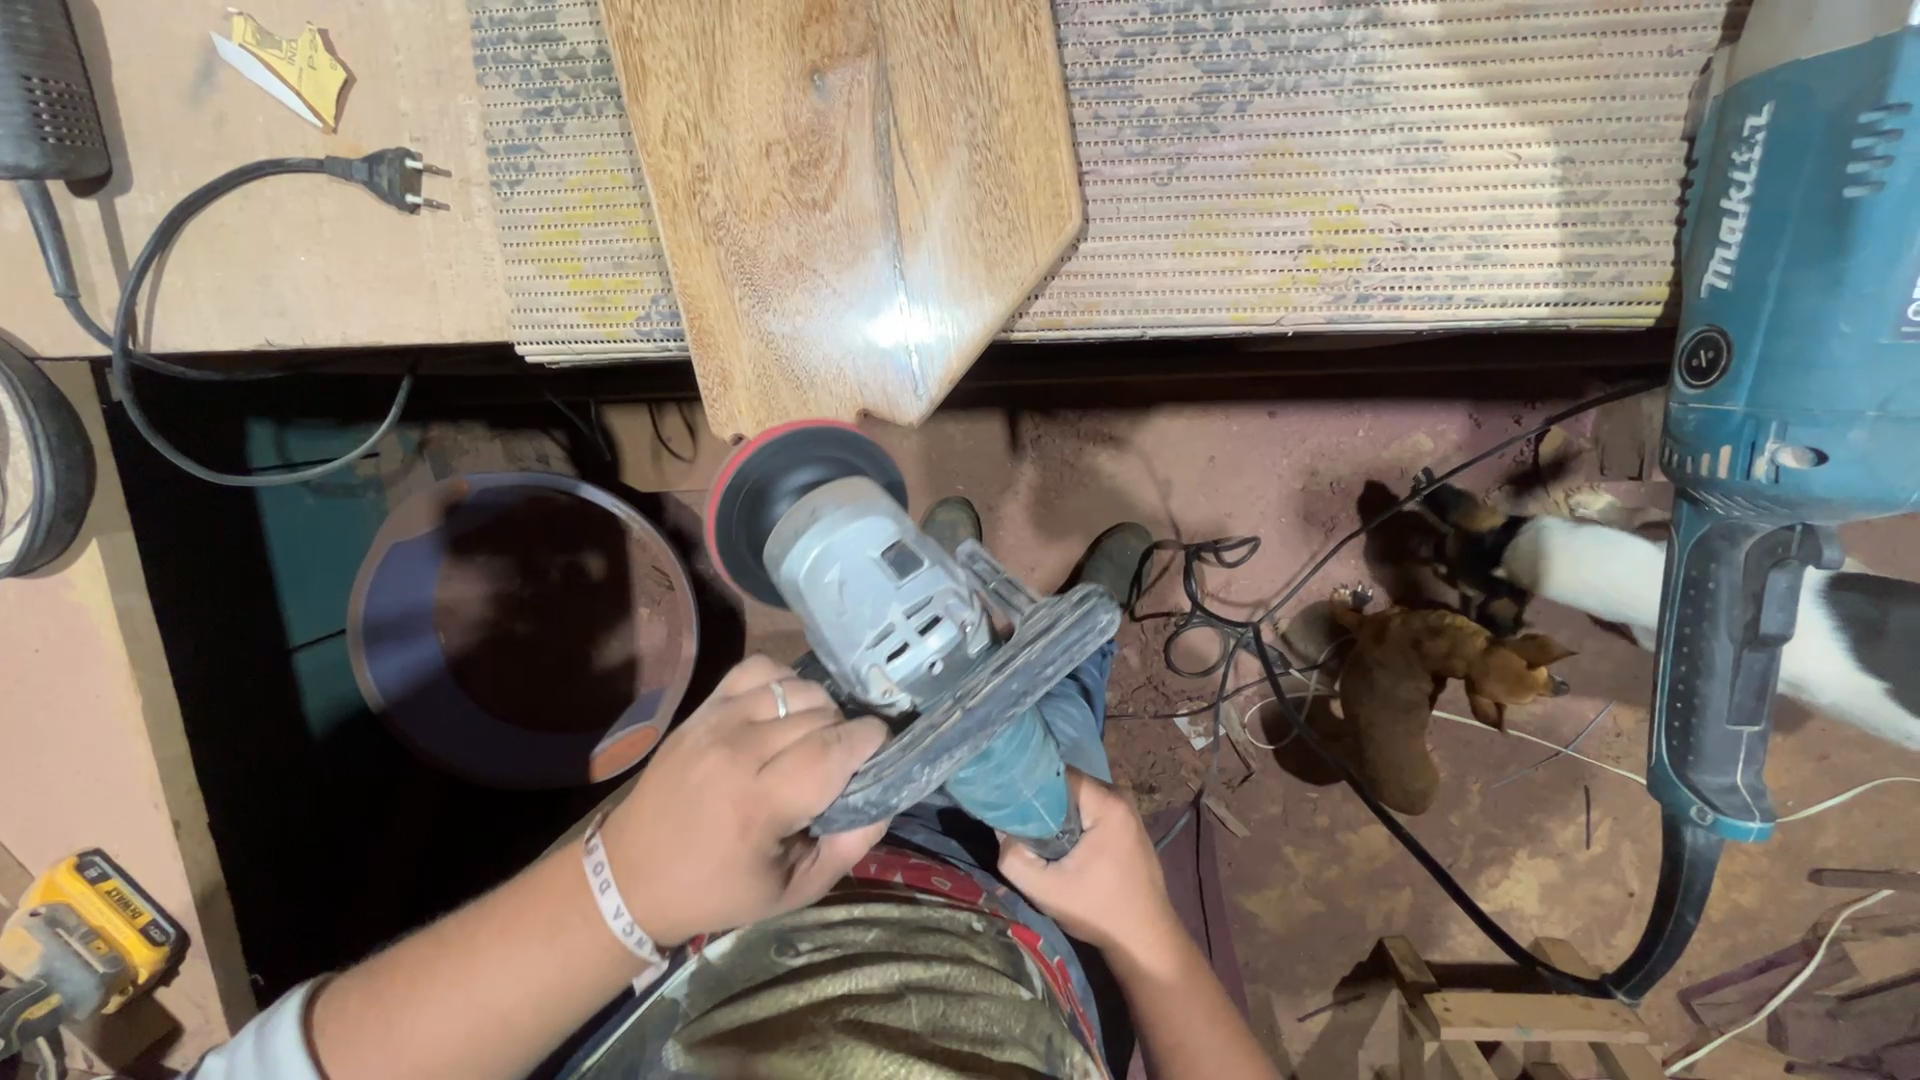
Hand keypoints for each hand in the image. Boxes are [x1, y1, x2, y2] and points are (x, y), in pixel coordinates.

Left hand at [599, 655, 890, 945]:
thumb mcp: (793, 890)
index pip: (833, 748)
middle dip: (846, 732)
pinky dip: (783, 681)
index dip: (870, 742)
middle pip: (821, 714)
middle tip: (843, 761)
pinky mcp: (701, 708)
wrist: (630, 877)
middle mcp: (737, 751)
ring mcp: (715, 722)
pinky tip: (783, 710)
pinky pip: (758, 669)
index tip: (881, 752)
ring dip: (819, 708)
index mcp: (759, 804)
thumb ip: (850, 847)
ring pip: (795, 687)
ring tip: (813, 736)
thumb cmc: (718, 891)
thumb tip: (887, 797)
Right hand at [997, 770, 1182, 952]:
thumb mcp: (1046, 891)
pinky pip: (1090, 811)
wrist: (1145, 941)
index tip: (1009, 804)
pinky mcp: (1127, 826)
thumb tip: (1001, 829)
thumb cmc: (1098, 912)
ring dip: (1057, 815)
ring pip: (1078, 799)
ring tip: (1037, 837)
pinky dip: (1073, 823)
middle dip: (1042, 803)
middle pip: (1068, 785)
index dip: (1031, 786)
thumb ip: (1014, 859)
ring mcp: (1127, 811)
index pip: (1058, 774)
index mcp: (1107, 803)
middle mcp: (1120, 797)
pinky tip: (1061, 845)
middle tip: (1020, 825)